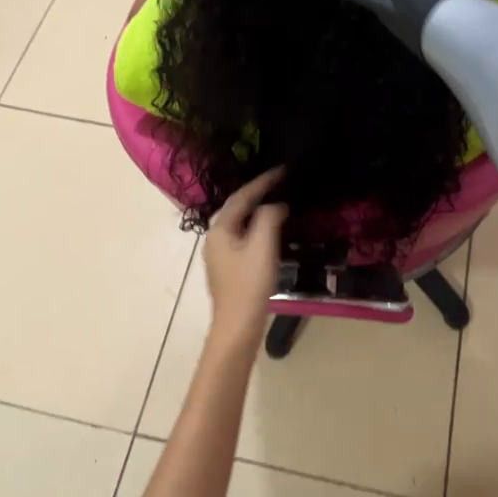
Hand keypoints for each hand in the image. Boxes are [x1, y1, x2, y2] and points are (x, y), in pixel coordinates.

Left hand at [202, 167, 287, 347]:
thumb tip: (275, 204)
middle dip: (258, 193)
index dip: (263, 181)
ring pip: (239, 223)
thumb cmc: (249, 284)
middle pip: (237, 207)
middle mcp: (214, 238)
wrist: (237, 327)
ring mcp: (218, 254)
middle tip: (280, 182)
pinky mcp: (227, 268)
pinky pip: (241, 237)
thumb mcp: (263, 245)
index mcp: (219, 228)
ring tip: (277, 200)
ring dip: (257, 211)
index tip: (283, 169)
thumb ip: (269, 217)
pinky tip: (269, 231)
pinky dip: (256, 227)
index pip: (242, 196)